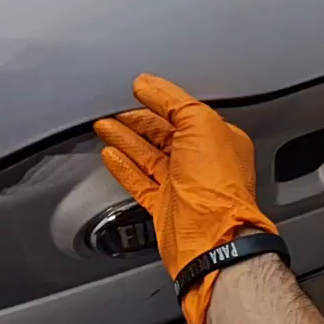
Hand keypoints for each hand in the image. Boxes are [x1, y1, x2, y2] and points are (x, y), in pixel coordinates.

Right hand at [93, 75, 275, 323]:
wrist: (211, 238)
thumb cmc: (217, 187)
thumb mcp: (200, 124)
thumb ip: (173, 101)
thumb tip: (149, 84)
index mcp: (219, 141)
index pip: (185, 113)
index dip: (161, 100)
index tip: (139, 89)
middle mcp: (203, 164)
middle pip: (165, 134)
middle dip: (138, 120)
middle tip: (115, 110)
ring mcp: (183, 186)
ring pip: (149, 156)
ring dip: (126, 139)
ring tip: (104, 126)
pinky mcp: (165, 207)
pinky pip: (140, 181)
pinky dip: (124, 167)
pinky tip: (111, 155)